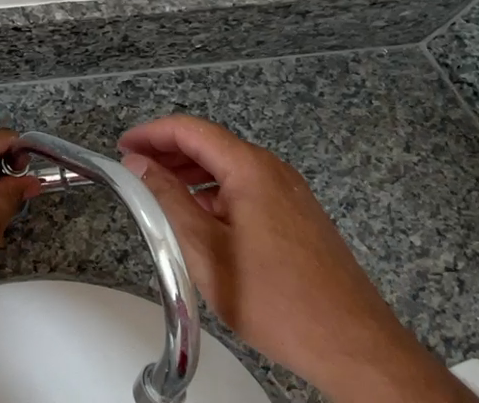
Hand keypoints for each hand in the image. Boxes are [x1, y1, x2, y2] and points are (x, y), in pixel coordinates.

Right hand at [119, 116, 476, 402]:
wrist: (355, 348)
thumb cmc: (278, 302)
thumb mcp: (205, 250)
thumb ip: (167, 198)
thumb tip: (139, 163)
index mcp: (251, 169)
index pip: (190, 129)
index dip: (151, 133)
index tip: (123, 146)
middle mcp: (275, 171)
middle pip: (211, 144)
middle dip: (168, 151)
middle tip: (135, 168)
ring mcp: (293, 194)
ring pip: (230, 167)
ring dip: (191, 173)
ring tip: (160, 193)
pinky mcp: (301, 217)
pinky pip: (249, 188)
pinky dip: (216, 192)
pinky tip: (201, 219)